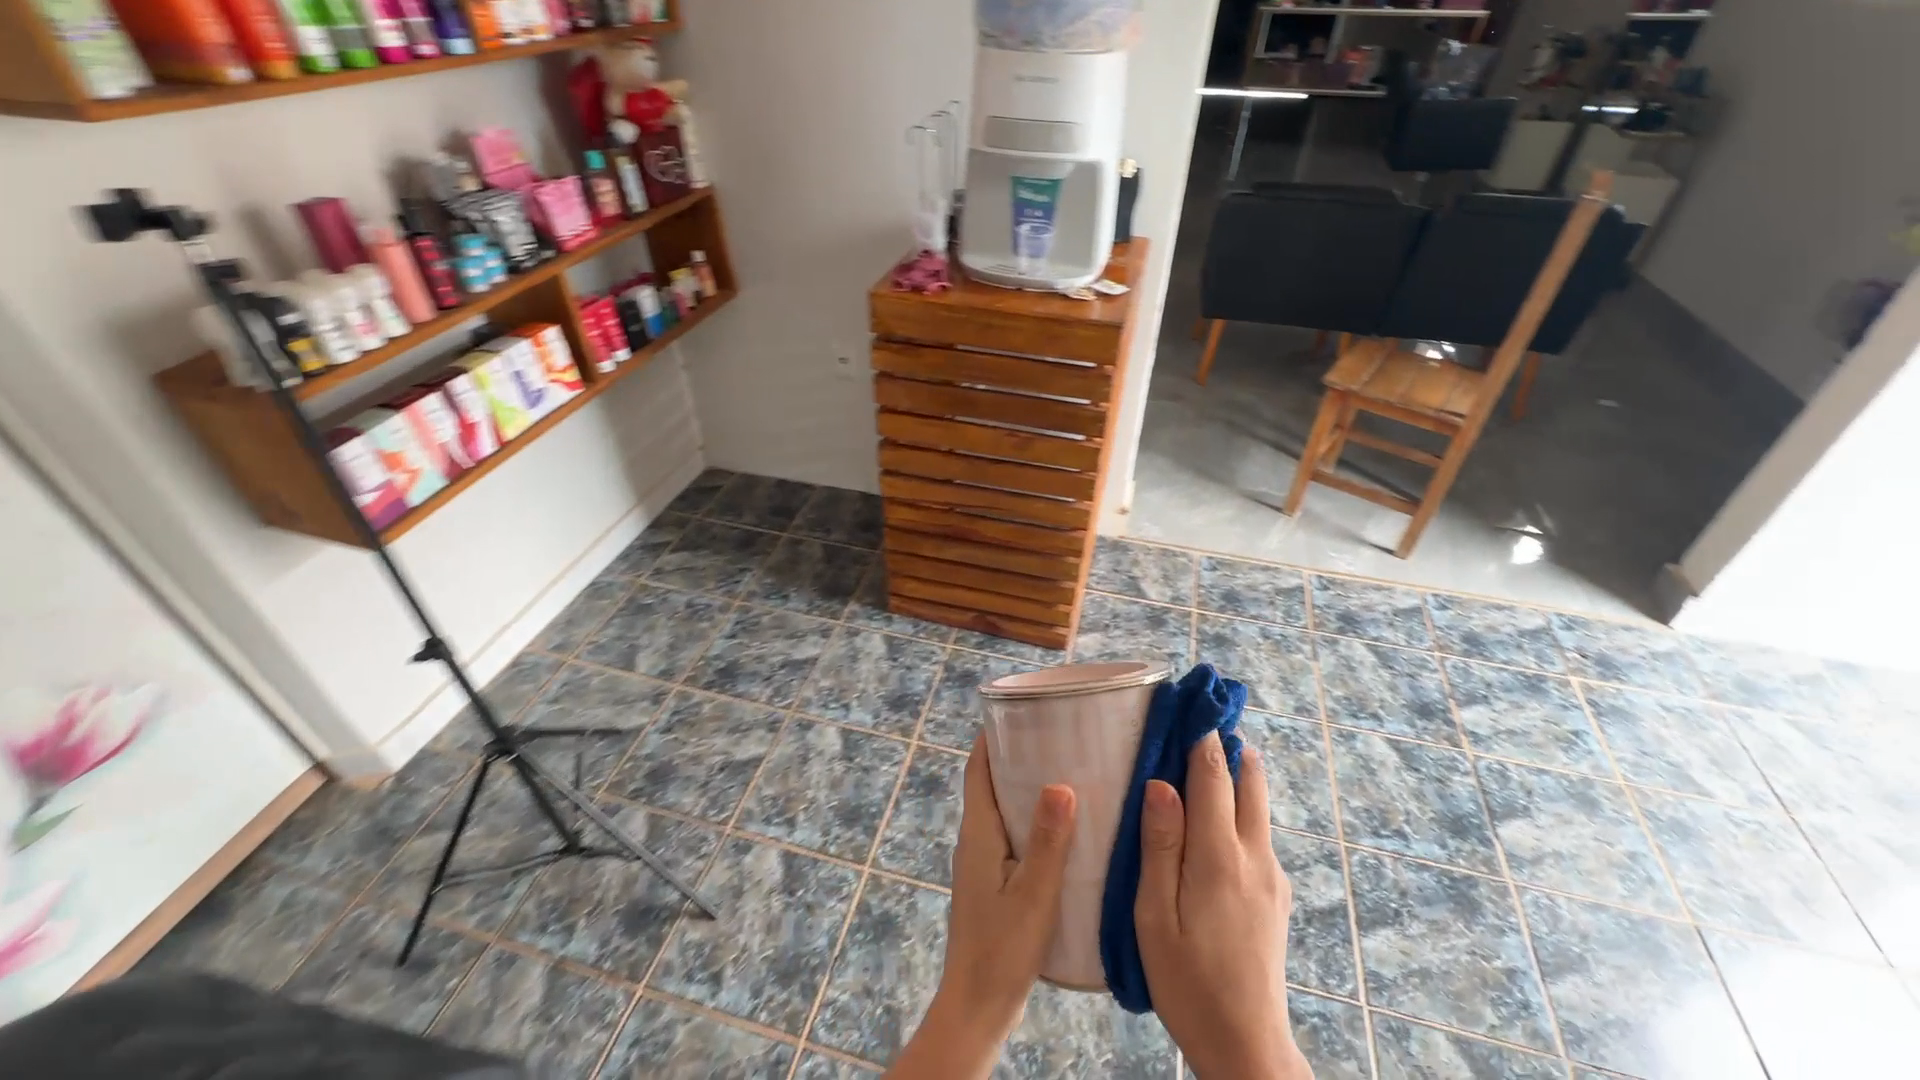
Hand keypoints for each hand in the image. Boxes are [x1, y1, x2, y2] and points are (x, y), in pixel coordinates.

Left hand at [887, 737, 1076, 1078]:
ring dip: (1025, 789)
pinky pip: (1011, 835)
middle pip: (989, 786)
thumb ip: (1049, 842)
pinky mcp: (993, 882)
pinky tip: (1065, 828)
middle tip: (1056, 736)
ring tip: (1068, 771)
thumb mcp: (1034, 894)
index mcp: (977, 835)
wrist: (979, 1003)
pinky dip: (1032, 820)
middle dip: (1015, 758)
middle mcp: (974, 842)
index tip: (1017, 711)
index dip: (990, 739)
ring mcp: (982, 864)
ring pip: (1002, 811)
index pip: (976, 772)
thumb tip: (1060, 784)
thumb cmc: (1003, 949)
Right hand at [1135, 734, 1310, 1079]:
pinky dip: (1241, 809)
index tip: (1192, 704)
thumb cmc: (1186, 982)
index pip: (1215, 778)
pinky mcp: (1277, 895)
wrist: (1247, 1043)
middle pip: (1251, 781)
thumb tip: (1161, 785)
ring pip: (1259, 807)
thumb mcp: (1154, 918)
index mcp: (1219, 858)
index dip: (1204, 738)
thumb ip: (1159, 848)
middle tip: (1203, 722)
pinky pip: (1259, 835)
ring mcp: (1272, 876)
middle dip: (1231, 746)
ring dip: (1238, 776)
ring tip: (1206, 761)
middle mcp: (1255, 857)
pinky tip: (1215, 823)